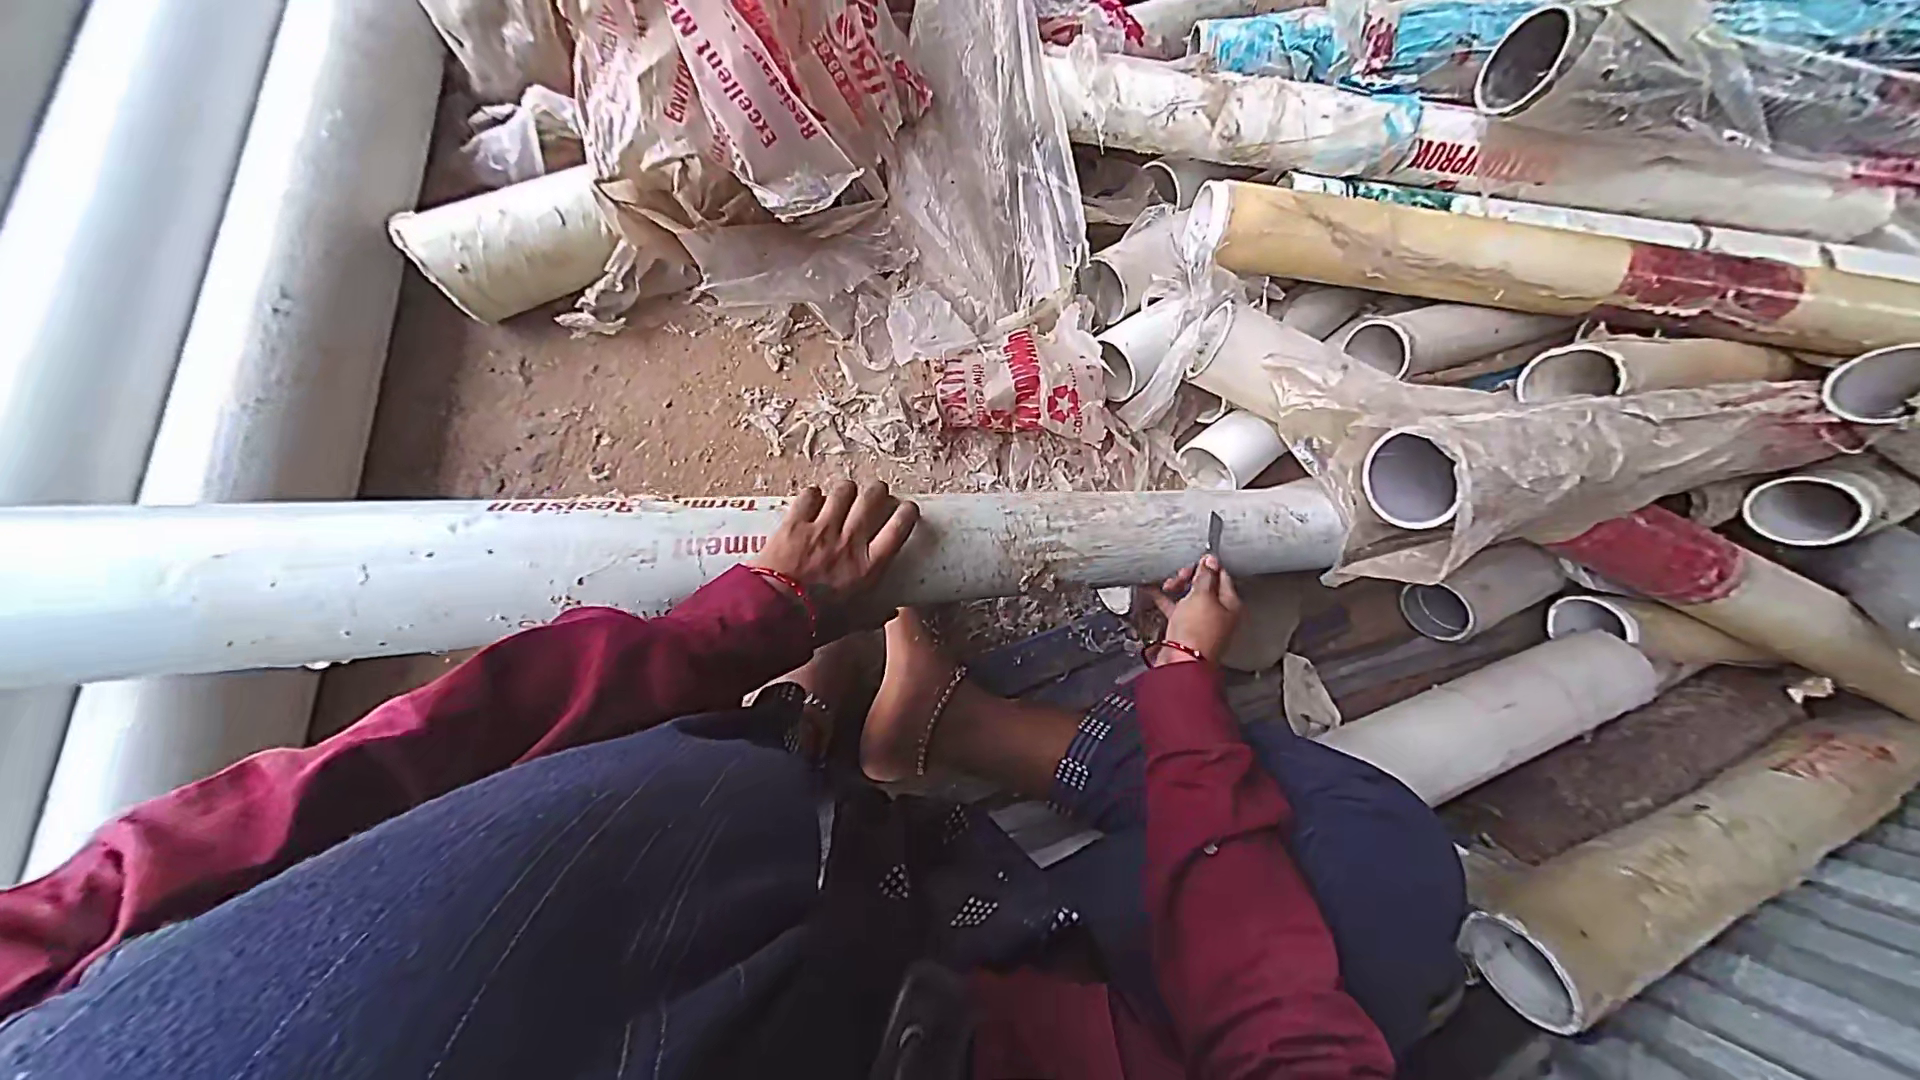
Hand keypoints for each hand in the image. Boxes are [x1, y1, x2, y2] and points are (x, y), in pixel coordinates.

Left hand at [752, 480, 919, 639]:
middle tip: (876, 495)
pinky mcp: (795, 524)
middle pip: (873, 499)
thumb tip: (890, 613)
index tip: (906, 509)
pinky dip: (813, 495)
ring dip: (847, 490)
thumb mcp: (852, 622)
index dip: (906, 512)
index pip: (899, 528)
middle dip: (877, 492)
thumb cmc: (814, 623)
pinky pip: (809, 496)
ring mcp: (822, 530)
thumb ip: (873, 615)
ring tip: (845, 494)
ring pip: (843, 491)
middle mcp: (850, 542)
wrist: (773, 615)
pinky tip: (813, 501)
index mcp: (869, 567)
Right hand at [1146, 555, 1240, 664]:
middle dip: (1189, 577)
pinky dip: (1164, 598)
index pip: (1222, 576)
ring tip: (1166, 585)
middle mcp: (1218, 612)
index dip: (1208, 567)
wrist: (1180, 661)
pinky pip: (1174, 607)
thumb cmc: (1197, 633)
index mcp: (1230, 604)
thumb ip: (1205, 576)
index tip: (1195, 561)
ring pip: (1188, 595)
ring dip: (1177, 587)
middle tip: (1179, 576)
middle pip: (1204, 585)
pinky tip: (1152, 590)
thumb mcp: (1202, 596)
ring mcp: (1200, 620)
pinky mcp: (1184, 627)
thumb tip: (1210, 561)